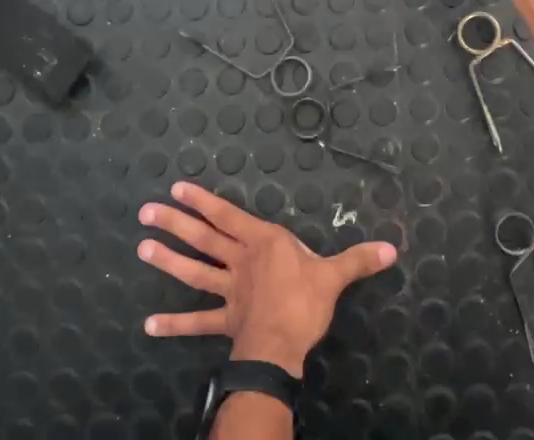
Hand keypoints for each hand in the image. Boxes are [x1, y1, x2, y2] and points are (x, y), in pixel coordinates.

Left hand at [138, 181, 397, 375]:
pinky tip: (149, 324)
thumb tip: (392, 249)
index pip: (228, 215)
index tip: (177, 188)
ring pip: (194, 272)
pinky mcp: (225, 320)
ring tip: (141, 248)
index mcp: (263, 242)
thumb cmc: (305, 303)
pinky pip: (197, 321)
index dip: (203, 201)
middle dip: (174, 223)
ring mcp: (228, 291)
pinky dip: (173, 324)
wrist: (282, 345)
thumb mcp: (334, 276)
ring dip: (167, 260)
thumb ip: (358, 260)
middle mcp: (240, 261)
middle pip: (203, 238)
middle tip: (146, 211)